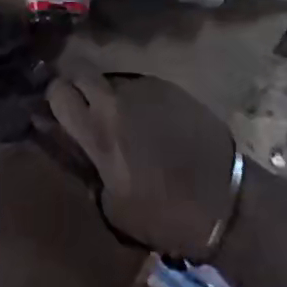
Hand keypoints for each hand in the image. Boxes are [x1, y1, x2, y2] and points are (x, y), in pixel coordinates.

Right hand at [46, 72, 238, 258]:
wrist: (230, 203)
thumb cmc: (167, 215)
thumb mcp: (114, 208)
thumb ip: (85, 170)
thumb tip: (71, 149)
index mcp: (97, 130)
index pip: (57, 91)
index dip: (55, 101)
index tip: (60, 115)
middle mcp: (115, 100)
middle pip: (79, 71)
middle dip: (77, 87)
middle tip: (87, 112)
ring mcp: (145, 89)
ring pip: (111, 78)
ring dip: (108, 94)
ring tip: (123, 119)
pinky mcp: (171, 88)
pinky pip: (141, 86)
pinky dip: (138, 100)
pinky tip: (152, 123)